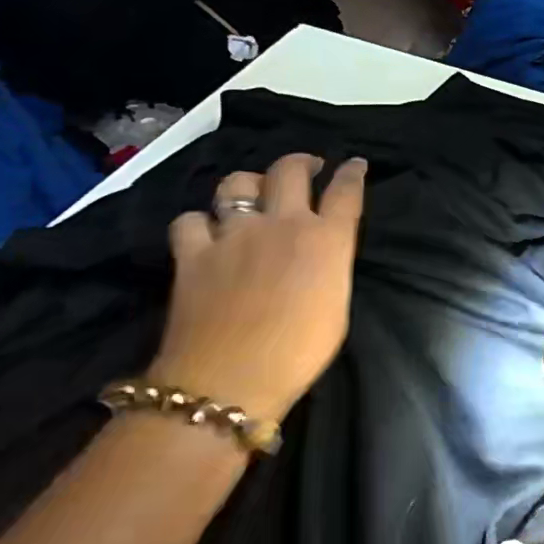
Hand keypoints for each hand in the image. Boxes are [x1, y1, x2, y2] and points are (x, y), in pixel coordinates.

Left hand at [149, 154, 366, 419]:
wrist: (229, 380)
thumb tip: (323, 251)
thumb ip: (331, 262)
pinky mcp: (192, 255)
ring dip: (248, 184)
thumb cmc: (301, 347)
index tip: (354, 163)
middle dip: (300, 163)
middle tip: (306, 168)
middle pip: (290, 170)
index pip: (346, 189)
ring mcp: (234, 236)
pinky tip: (207, 232)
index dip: (352, 171)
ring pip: (237, 184)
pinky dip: (199, 221)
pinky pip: (190, 220)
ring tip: (253, 194)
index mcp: (328, 236)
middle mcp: (284, 224)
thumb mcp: (338, 297)